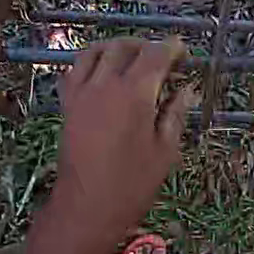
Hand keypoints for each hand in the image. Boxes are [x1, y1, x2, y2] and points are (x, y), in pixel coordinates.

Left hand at [47, 37, 191, 247]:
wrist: (87, 206)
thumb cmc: (132, 184)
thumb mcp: (164, 151)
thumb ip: (175, 114)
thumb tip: (187, 90)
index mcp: (135, 93)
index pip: (155, 55)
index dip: (171, 48)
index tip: (183, 51)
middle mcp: (105, 84)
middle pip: (124, 47)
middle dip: (145, 46)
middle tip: (161, 58)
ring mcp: (81, 93)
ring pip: (96, 52)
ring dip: (116, 48)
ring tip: (131, 57)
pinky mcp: (67, 105)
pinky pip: (75, 70)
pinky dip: (90, 62)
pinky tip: (100, 72)